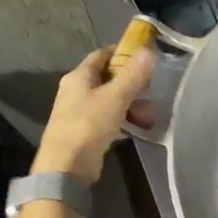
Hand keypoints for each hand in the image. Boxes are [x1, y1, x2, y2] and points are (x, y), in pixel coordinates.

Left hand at [32, 44, 156, 184]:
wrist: (66, 167)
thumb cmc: (89, 125)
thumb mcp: (115, 96)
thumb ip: (133, 74)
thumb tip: (149, 50)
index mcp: (78, 77)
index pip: (102, 54)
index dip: (123, 53)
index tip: (145, 57)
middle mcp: (76, 91)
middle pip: (108, 79)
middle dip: (132, 84)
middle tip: (152, 91)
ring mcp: (79, 113)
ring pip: (110, 101)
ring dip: (131, 105)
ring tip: (150, 116)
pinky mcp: (84, 133)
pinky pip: (108, 120)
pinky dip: (123, 121)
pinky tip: (138, 129)